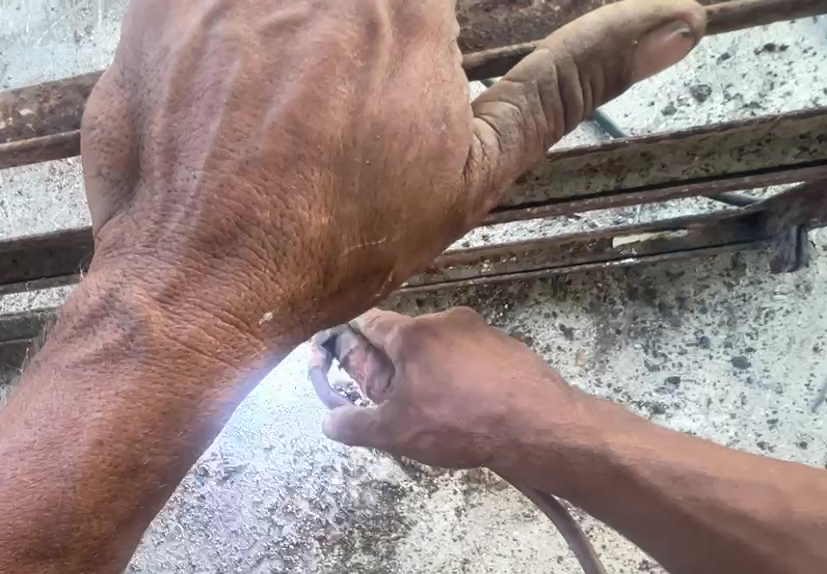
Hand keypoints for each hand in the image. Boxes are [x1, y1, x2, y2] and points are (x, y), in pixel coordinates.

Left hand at [77, 0, 706, 360]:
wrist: (202, 291)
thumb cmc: (328, 247)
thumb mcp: (468, 176)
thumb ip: (566, 84)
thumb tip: (676, 21)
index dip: (414, 24)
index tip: (405, 57)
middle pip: (348, 1)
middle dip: (344, 39)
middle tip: (340, 107)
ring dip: (282, 31)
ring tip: (288, 110)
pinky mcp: (150, 15)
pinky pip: (177, 0)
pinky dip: (206, 27)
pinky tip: (232, 89)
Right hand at [320, 307, 594, 471]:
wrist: (538, 428)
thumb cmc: (458, 423)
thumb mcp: (392, 433)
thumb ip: (352, 425)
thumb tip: (329, 422)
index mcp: (413, 335)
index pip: (368, 323)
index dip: (348, 338)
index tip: (339, 355)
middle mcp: (447, 322)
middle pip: (404, 339)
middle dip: (391, 366)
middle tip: (389, 401)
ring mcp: (483, 332)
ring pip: (438, 350)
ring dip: (426, 374)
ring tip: (431, 412)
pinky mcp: (509, 348)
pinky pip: (469, 359)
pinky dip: (458, 379)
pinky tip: (465, 410)